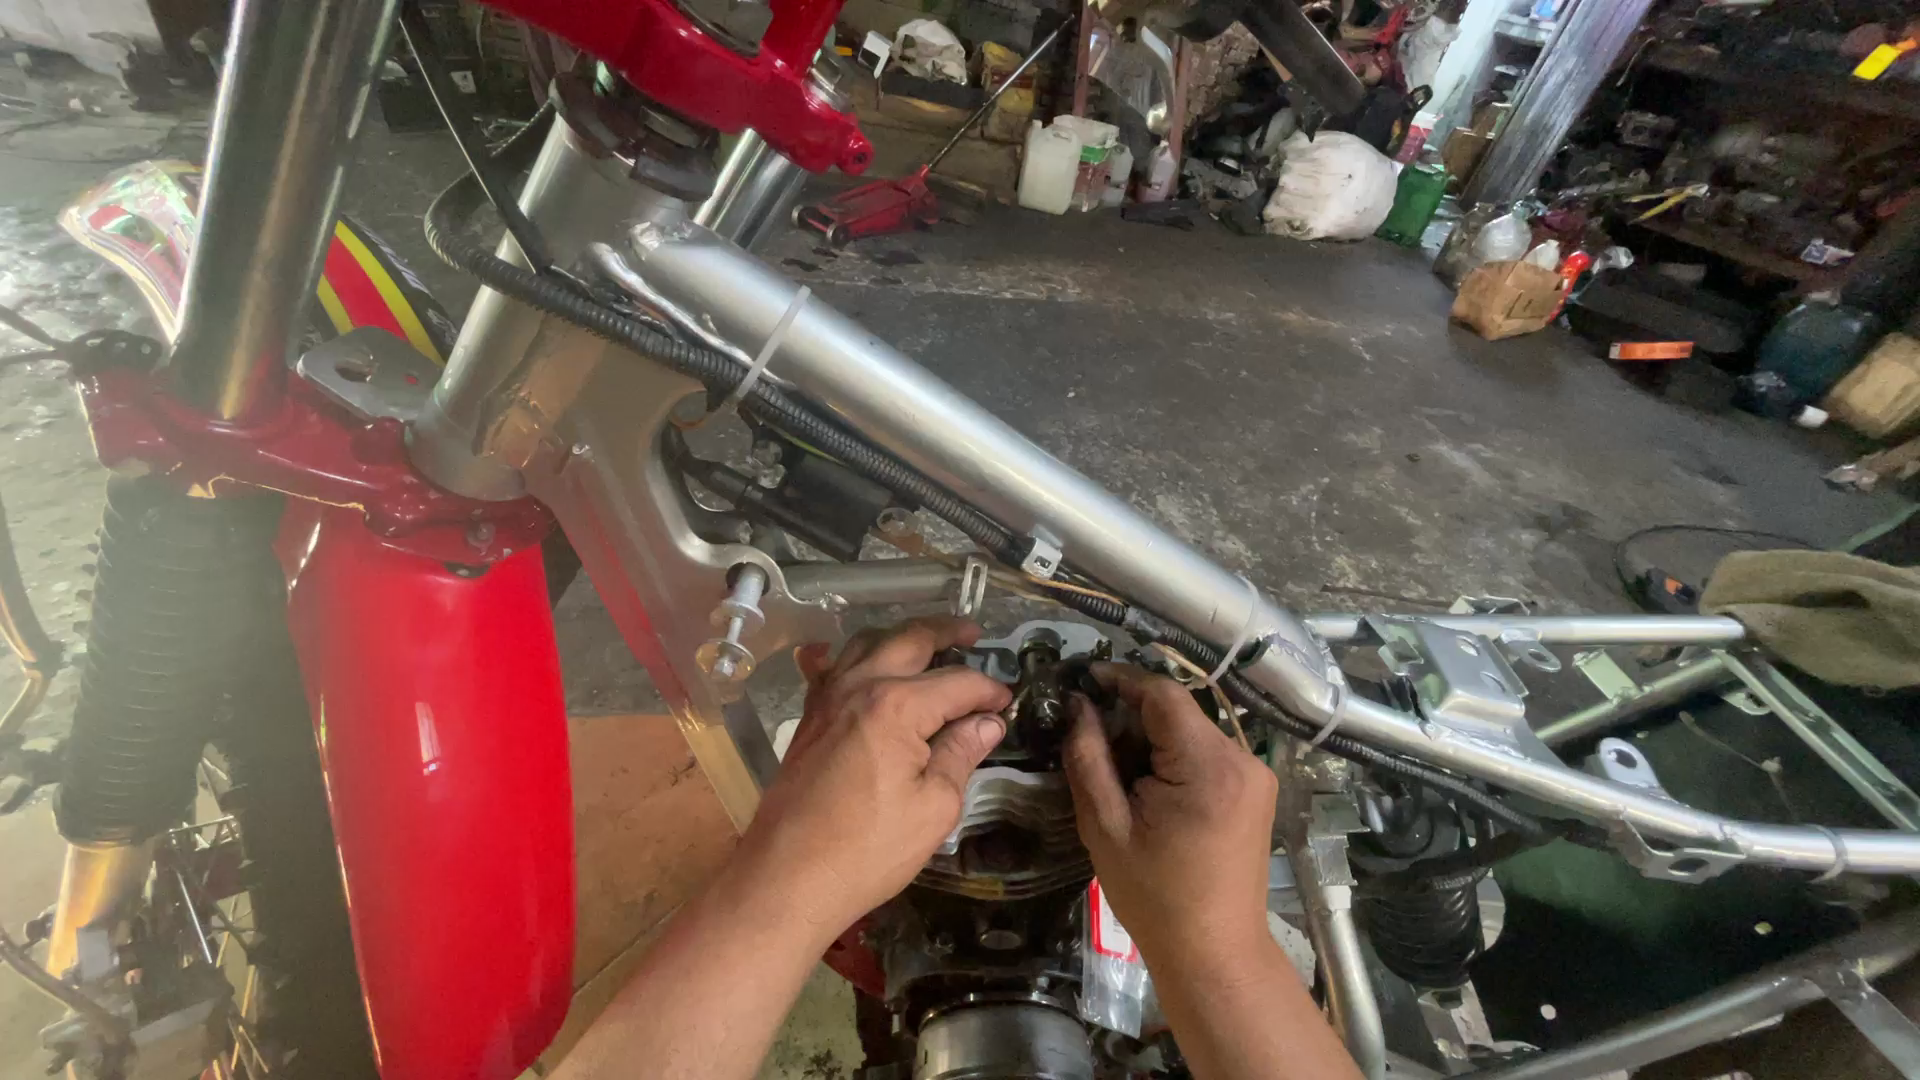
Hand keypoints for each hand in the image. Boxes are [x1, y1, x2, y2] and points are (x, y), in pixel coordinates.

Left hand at [732, 617, 1011, 938]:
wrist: (787, 878)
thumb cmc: (868, 849)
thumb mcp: (934, 807)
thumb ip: (961, 754)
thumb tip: (988, 723)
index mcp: (897, 705)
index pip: (957, 683)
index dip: (988, 690)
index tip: (1007, 703)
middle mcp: (861, 684)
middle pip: (910, 639)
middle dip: (946, 632)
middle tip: (972, 634)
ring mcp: (829, 696)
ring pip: (868, 642)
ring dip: (902, 636)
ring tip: (928, 643)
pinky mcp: (810, 715)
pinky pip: (832, 667)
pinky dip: (855, 656)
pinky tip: (864, 661)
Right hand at [1063, 663, 1278, 970]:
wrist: (1214, 953)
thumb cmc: (1154, 895)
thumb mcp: (1104, 824)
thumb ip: (1088, 755)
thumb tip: (1079, 703)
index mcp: (1208, 766)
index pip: (1163, 693)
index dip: (1121, 678)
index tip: (1083, 678)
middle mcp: (1241, 758)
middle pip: (1178, 709)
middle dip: (1132, 711)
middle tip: (1090, 730)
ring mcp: (1254, 772)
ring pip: (1191, 727)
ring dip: (1151, 732)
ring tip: (1115, 760)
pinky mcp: (1255, 787)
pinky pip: (1206, 748)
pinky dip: (1173, 751)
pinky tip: (1148, 780)